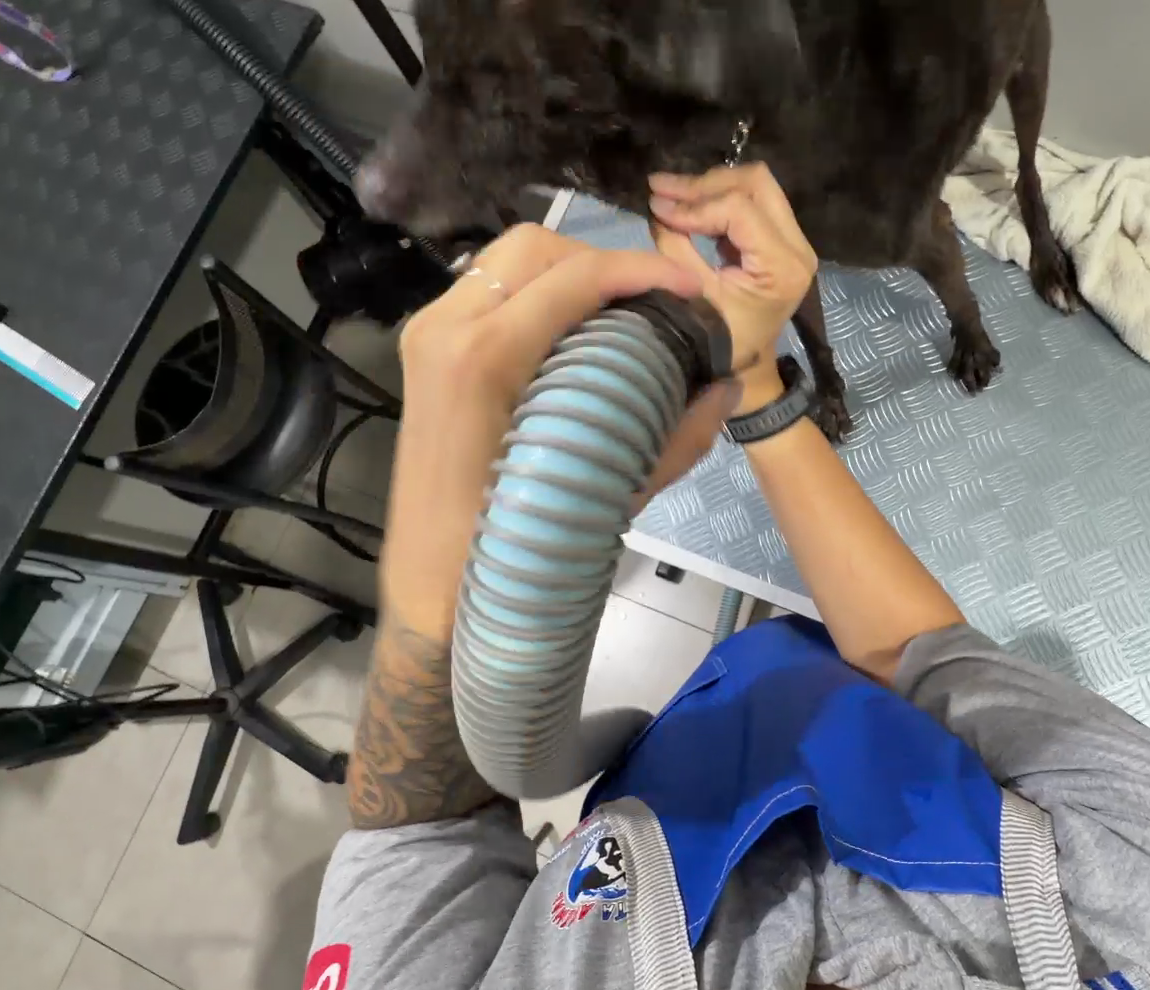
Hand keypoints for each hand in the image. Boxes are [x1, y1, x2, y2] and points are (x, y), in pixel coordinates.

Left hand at [385, 225, 741, 625]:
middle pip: (534, 247)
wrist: (435, 582)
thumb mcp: (606, 496)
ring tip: (618, 312)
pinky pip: (488, 291)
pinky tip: (572, 332)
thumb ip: (676, 439)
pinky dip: (537, 295)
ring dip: (569, 274)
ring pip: (507, 263)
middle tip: (652, 299)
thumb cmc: (517, 548)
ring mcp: (427, 334)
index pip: (573, 278)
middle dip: (603, 261)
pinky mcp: (424, 349)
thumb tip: (725, 389)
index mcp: (482, 358)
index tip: (691, 287)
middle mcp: (446, 328)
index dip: (642, 270)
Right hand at [649, 164, 818, 413]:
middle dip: (705, 184)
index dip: (695, 205)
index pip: (739, 210)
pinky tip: (686, 207)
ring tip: (667, 193)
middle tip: (662, 189)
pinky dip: (717, 200)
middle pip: (756, 184)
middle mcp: (798, 248)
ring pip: (755, 186)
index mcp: (782, 267)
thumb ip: (677, 248)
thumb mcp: (695, 296)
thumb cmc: (720, 340)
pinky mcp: (782, 240)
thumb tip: (658, 207)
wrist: (744, 365)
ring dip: (710, 187)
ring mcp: (794, 242)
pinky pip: (751, 202)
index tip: (657, 208)